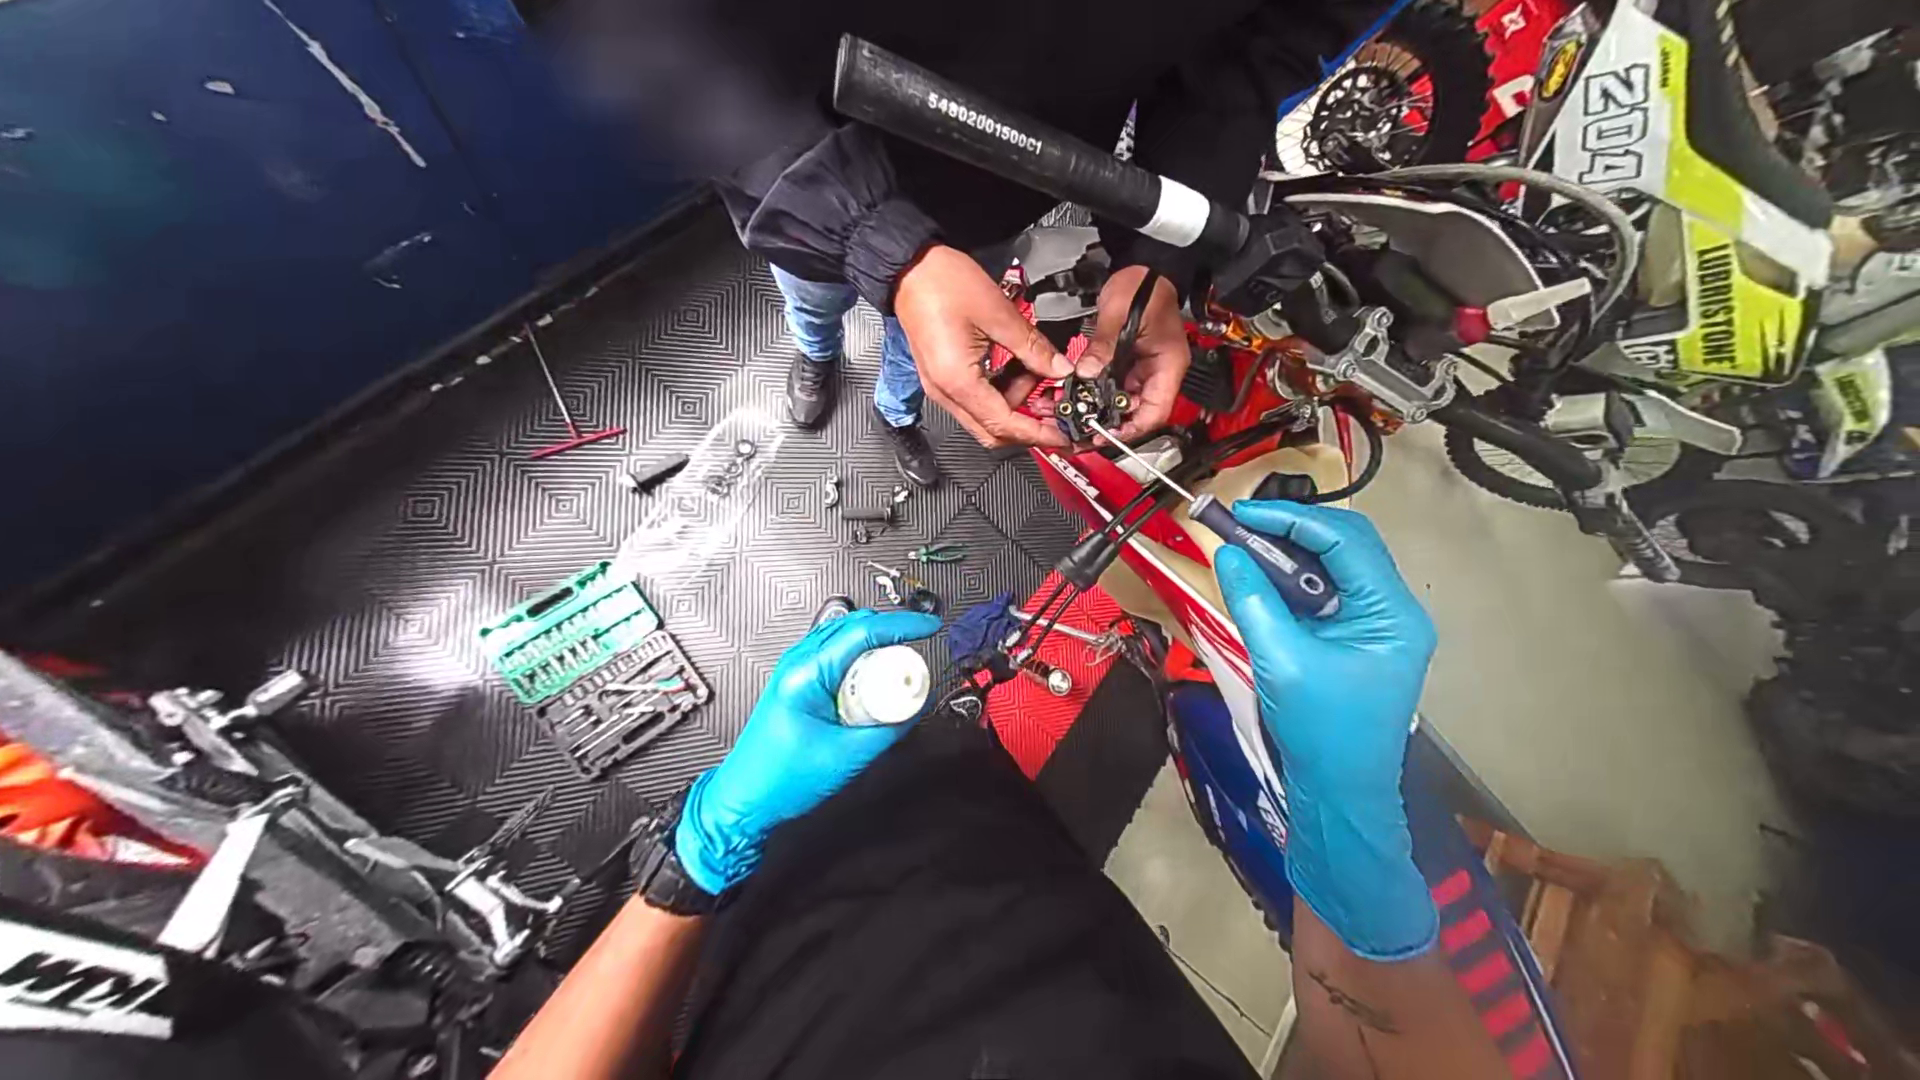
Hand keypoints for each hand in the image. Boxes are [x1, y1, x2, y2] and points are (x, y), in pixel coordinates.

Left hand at [674, 610, 940, 892]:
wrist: (745, 799)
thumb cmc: (779, 780)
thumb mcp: (848, 755)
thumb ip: (891, 727)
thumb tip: (918, 704)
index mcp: (806, 673)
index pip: (863, 631)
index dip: (903, 624)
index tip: (929, 628)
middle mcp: (798, 661)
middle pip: (857, 626)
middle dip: (893, 635)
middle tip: (916, 660)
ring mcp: (797, 667)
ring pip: (848, 636)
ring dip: (878, 647)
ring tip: (898, 673)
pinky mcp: (801, 678)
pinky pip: (839, 654)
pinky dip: (863, 660)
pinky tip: (874, 682)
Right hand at [893, 244, 1073, 447]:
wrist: (909, 268)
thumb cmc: (939, 283)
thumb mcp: (998, 313)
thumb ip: (1032, 347)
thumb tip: (1058, 368)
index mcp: (958, 382)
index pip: (1004, 424)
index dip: (1037, 433)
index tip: (1061, 435)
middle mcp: (946, 393)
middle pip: (993, 432)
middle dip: (1028, 425)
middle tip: (1055, 409)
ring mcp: (942, 388)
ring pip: (986, 417)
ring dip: (1016, 403)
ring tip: (1035, 371)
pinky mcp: (944, 378)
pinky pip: (977, 400)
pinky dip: (1001, 393)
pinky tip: (1016, 369)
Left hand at [1075, 265, 1189, 441]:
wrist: (1145, 267)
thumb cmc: (1146, 285)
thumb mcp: (1120, 314)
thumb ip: (1103, 347)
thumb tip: (1086, 372)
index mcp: (1169, 365)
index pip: (1155, 413)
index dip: (1131, 429)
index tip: (1105, 435)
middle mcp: (1156, 373)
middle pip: (1133, 413)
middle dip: (1105, 424)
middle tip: (1078, 431)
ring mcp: (1141, 370)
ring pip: (1116, 403)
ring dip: (1094, 411)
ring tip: (1067, 417)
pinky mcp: (1125, 365)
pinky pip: (1108, 388)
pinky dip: (1090, 395)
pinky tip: (1070, 398)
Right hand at [1212, 501, 1439, 960]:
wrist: (1341, 789)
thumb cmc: (1321, 730)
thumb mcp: (1280, 660)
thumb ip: (1253, 600)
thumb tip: (1226, 552)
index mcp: (1391, 613)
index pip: (1344, 541)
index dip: (1289, 519)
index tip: (1240, 514)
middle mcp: (1392, 609)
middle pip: (1345, 544)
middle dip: (1290, 529)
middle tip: (1238, 526)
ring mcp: (1376, 622)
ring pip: (1333, 564)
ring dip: (1288, 553)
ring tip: (1243, 548)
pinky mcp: (1356, 634)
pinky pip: (1323, 590)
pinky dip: (1290, 579)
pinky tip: (1260, 579)